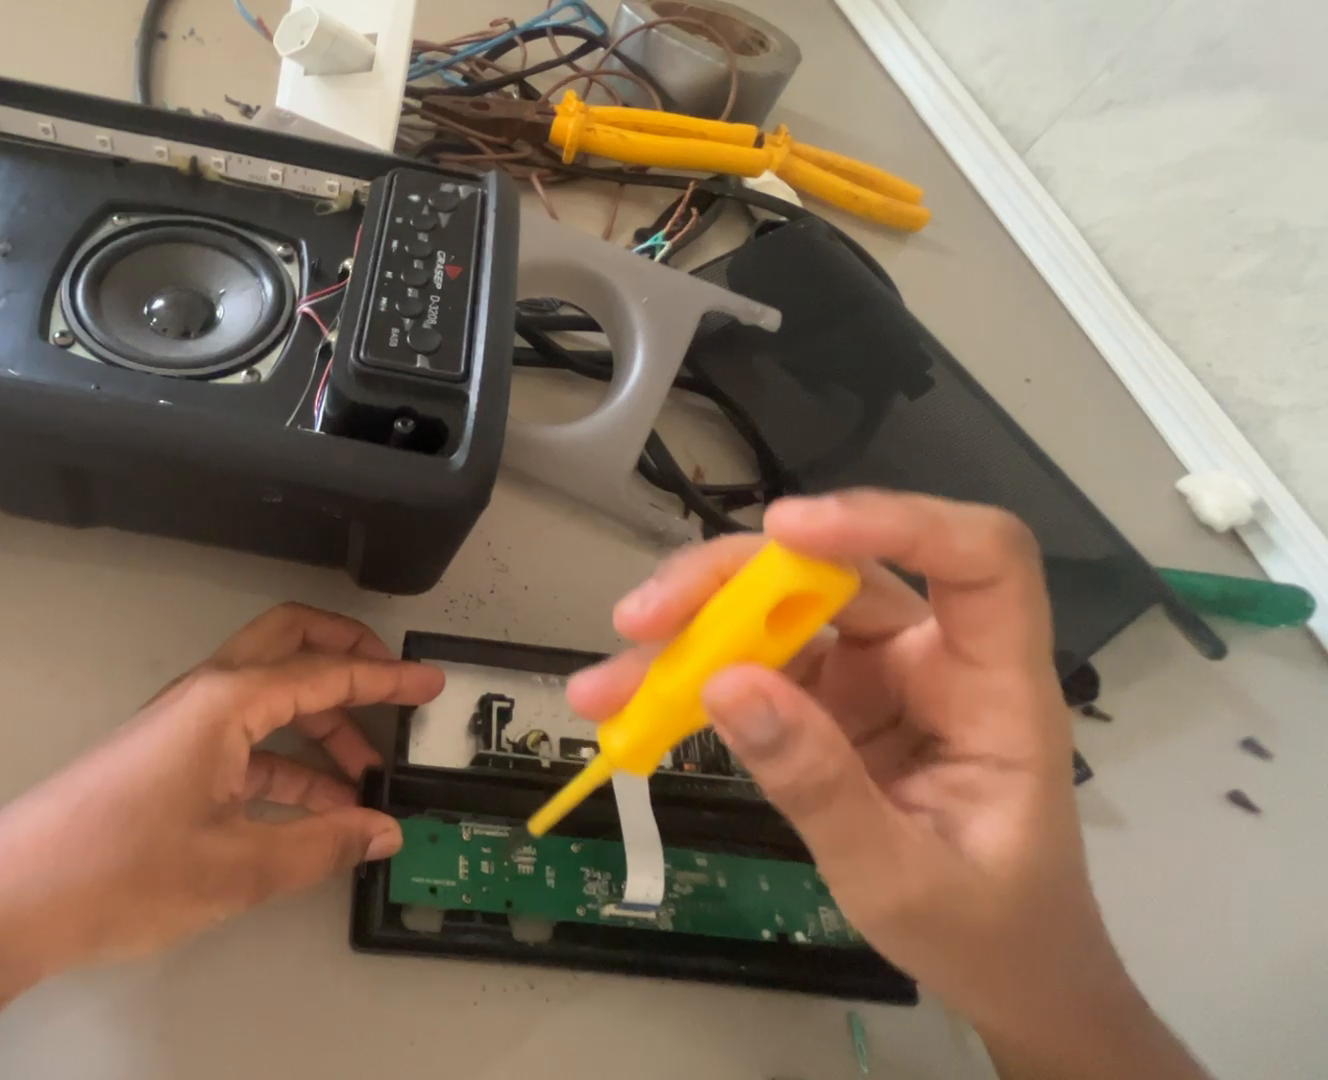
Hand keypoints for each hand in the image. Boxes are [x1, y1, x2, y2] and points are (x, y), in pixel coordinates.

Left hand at [0, 603, 443, 985]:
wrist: (7, 902)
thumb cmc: (123, 873)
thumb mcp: (237, 867)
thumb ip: (321, 844)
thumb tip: (384, 831)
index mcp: (227, 701)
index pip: (325, 675)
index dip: (385, 680)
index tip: (432, 683)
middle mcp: (208, 693)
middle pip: (289, 644)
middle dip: (346, 658)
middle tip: (395, 688)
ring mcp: (186, 723)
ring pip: (270, 696)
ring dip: (321, 724)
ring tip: (366, 778)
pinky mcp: (172, 754)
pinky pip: (245, 740)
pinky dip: (287, 761)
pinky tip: (315, 806)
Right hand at [568, 492, 1152, 1052]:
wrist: (991, 968)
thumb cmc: (985, 932)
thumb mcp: (902, 879)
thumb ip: (821, 786)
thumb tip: (727, 687)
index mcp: (988, 685)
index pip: (973, 560)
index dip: (889, 521)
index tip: (784, 528)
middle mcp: (920, 656)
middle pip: (825, 572)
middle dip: (722, 583)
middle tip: (638, 620)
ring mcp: (860, 673)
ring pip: (764, 612)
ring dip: (677, 637)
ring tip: (602, 688)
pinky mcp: (812, 696)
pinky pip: (736, 664)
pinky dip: (676, 682)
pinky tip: (623, 707)